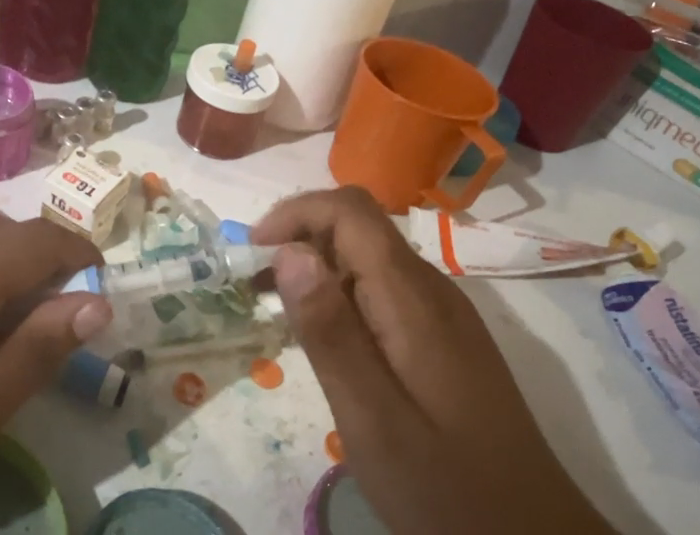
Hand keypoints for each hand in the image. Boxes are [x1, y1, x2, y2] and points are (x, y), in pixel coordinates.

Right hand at [255, 188, 614, 534]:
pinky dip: (343, 298)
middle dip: (299, 240)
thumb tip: (288, 251)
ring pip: (370, 259)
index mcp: (414, 299)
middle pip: (359, 227)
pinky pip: (386, 292)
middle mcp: (433, 291)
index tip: (252, 254)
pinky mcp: (446, 342)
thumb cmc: (447, 490)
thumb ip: (329, 332)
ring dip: (318, 270)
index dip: (295, 213)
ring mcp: (444, 316)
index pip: (350, 210)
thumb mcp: (373, 420)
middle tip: (256, 291)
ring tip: (282, 318)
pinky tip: (330, 346)